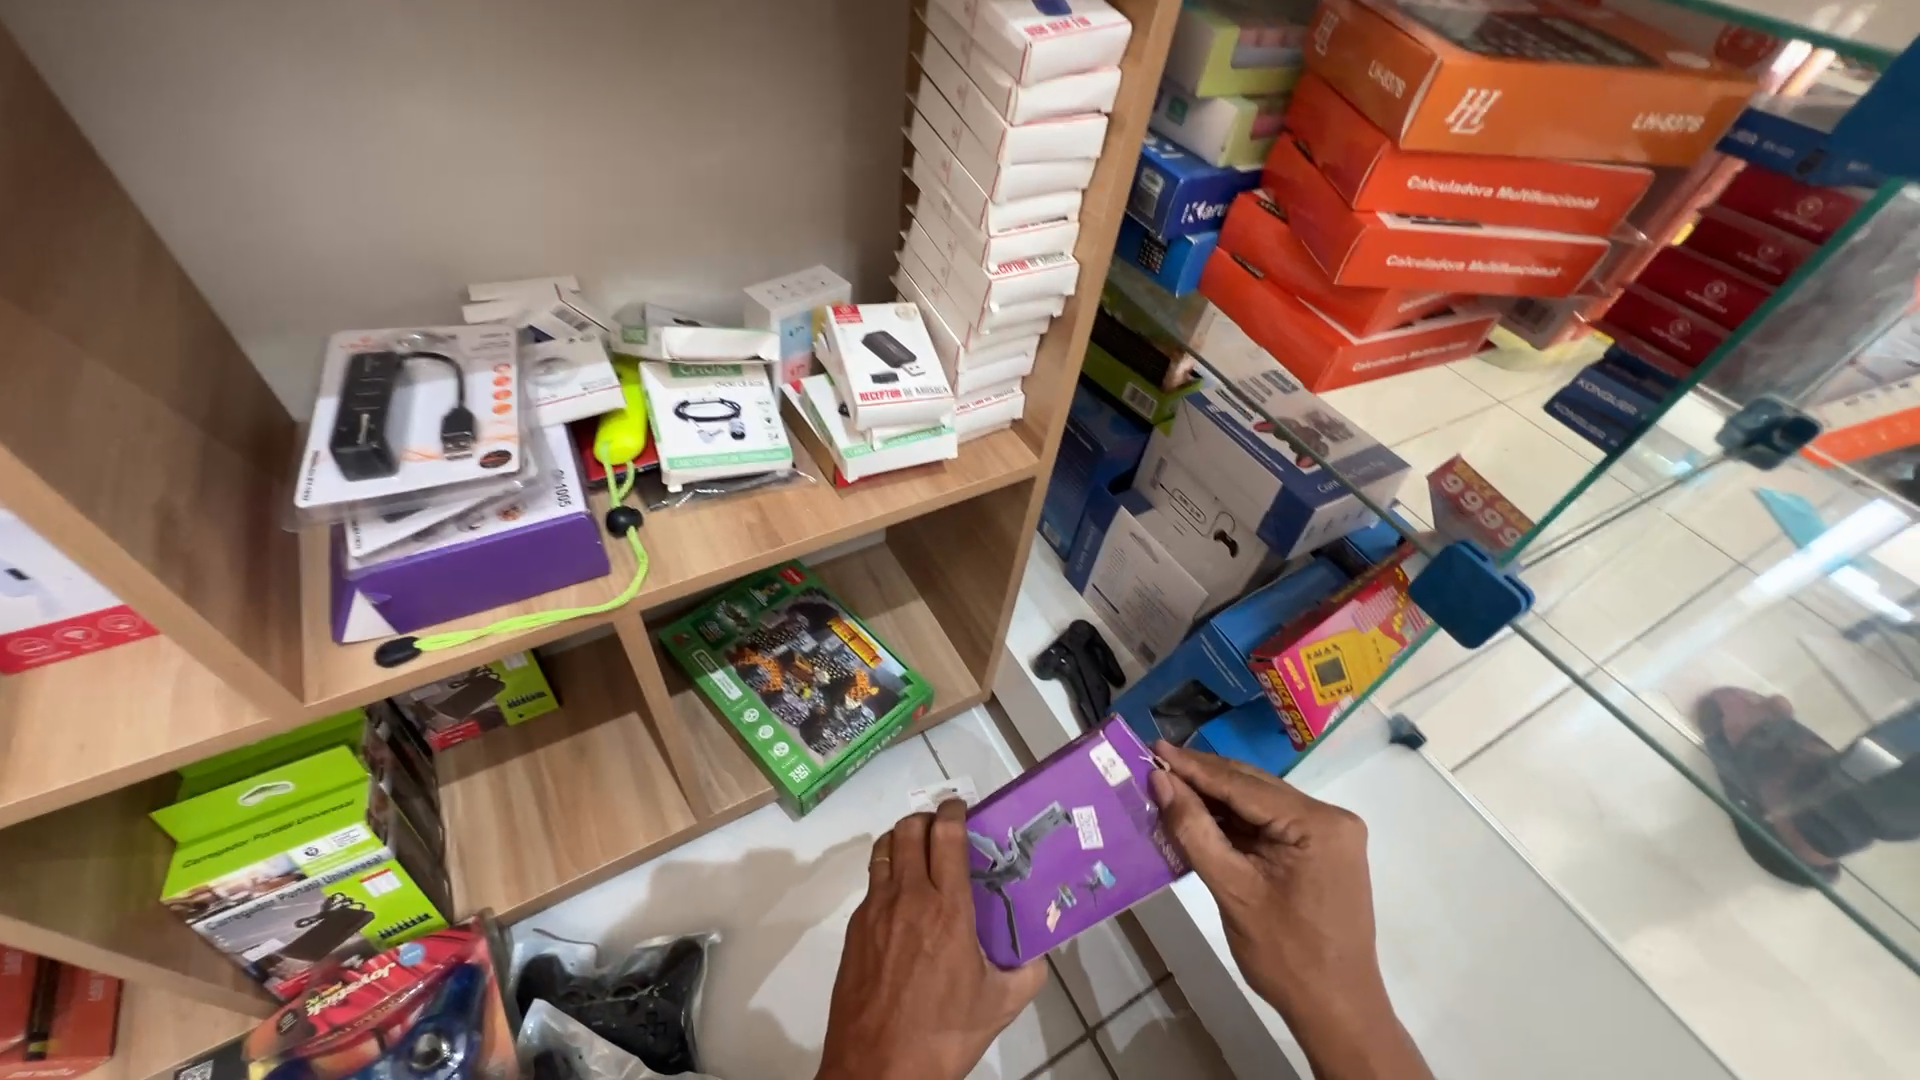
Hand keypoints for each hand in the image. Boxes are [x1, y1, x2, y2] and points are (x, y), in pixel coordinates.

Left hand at [816, 800, 1048, 1079]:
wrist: (877, 1069)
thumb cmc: (942, 1035)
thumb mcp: (999, 1006)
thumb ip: (1026, 973)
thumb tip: (1037, 955)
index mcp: (948, 908)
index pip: (947, 836)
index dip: (953, 811)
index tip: (960, 806)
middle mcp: (910, 896)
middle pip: (910, 829)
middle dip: (927, 818)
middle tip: (942, 828)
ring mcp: (876, 910)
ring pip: (885, 849)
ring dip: (903, 839)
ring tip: (918, 850)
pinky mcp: (855, 928)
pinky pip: (872, 883)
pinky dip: (887, 874)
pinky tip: (900, 900)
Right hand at [1149, 742, 1430, 1079]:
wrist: (1336, 1012)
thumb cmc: (1286, 955)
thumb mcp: (1232, 890)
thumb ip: (1194, 830)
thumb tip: (1160, 780)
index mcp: (1317, 823)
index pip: (1243, 784)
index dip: (1194, 767)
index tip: (1153, 748)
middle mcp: (1328, 817)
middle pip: (1251, 787)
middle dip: (1202, 778)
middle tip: (1155, 763)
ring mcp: (1326, 833)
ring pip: (1257, 803)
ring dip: (1214, 798)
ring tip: (1168, 784)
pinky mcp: (1318, 849)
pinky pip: (1266, 823)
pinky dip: (1232, 821)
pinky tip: (1198, 814)